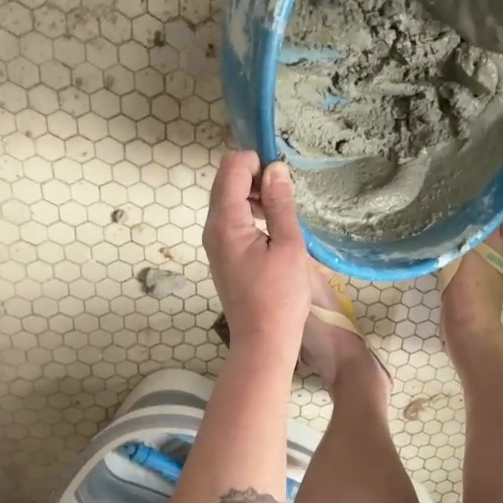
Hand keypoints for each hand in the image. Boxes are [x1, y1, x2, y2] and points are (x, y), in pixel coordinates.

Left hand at [203, 150, 310, 352]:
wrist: (263, 340)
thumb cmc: (281, 297)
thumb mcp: (289, 246)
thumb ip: (280, 204)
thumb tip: (276, 169)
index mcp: (226, 222)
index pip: (232, 166)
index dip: (257, 162)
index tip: (283, 179)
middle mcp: (212, 227)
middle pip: (226, 179)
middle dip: (255, 177)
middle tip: (286, 196)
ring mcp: (214, 242)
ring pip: (229, 199)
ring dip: (254, 195)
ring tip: (282, 214)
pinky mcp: (222, 254)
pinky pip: (232, 219)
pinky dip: (250, 213)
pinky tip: (272, 231)